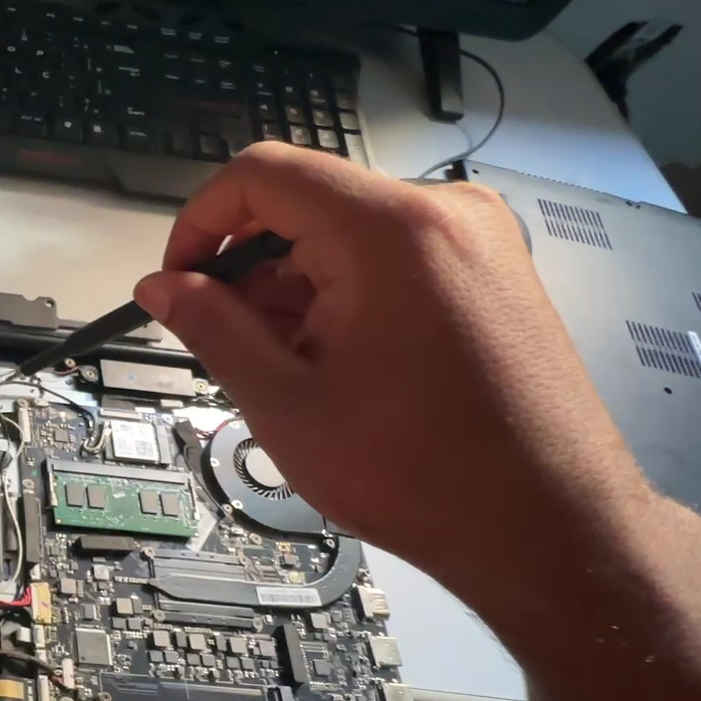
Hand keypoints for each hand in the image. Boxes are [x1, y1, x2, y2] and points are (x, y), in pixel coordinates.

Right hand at [136, 143, 653, 594]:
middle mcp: (442, 215)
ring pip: (337, 234)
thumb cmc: (413, 472)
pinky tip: (326, 360)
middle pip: (300, 204)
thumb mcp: (280, 399)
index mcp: (388, 233)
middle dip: (243, 269)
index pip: (262, 174)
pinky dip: (332, 295)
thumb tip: (159, 285)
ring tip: (283, 366)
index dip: (199, 222)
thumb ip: (208, 326)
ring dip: (286, 289)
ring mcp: (472, 240)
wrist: (542, 526)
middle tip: (226, 342)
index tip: (177, 280)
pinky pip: (380, 255)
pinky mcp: (484, 270)